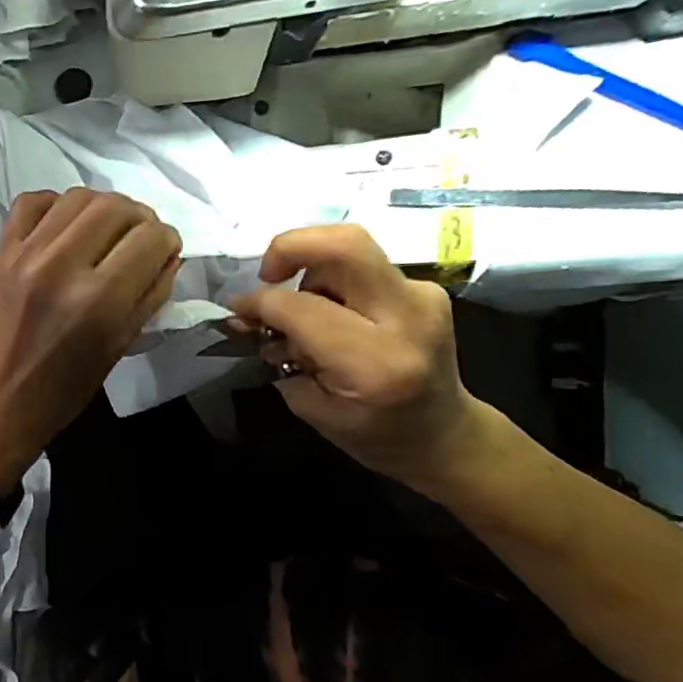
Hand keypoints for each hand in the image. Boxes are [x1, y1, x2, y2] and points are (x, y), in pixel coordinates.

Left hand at [0, 189, 181, 491]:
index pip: (150, 238)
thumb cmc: (66, 389)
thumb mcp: (121, 346)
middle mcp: (61, 267)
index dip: (168, 240)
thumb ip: (150, 295)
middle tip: (140, 239)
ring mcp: (24, 255)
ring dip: (103, 207)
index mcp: (99, 301)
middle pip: (116, 207)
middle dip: (141, 218)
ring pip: (77, 196)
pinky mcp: (0, 253)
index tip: (165, 251)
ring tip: (107, 231)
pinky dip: (56, 205)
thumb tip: (167, 254)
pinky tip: (66, 227)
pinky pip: (32, 202)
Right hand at [230, 224, 481, 492]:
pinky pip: (365, 267)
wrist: (443, 436)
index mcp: (376, 363)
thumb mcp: (313, 407)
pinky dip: (335, 282)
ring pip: (351, 250)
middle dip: (292, 246)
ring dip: (313, 272)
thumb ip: (279, 358)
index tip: (239, 308)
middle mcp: (406, 318)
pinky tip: (334, 314)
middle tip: (269, 274)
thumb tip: (248, 318)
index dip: (261, 303)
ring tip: (307, 314)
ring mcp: (422, 296)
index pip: (303, 309)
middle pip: (346, 245)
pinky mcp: (425, 288)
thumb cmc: (374, 436)